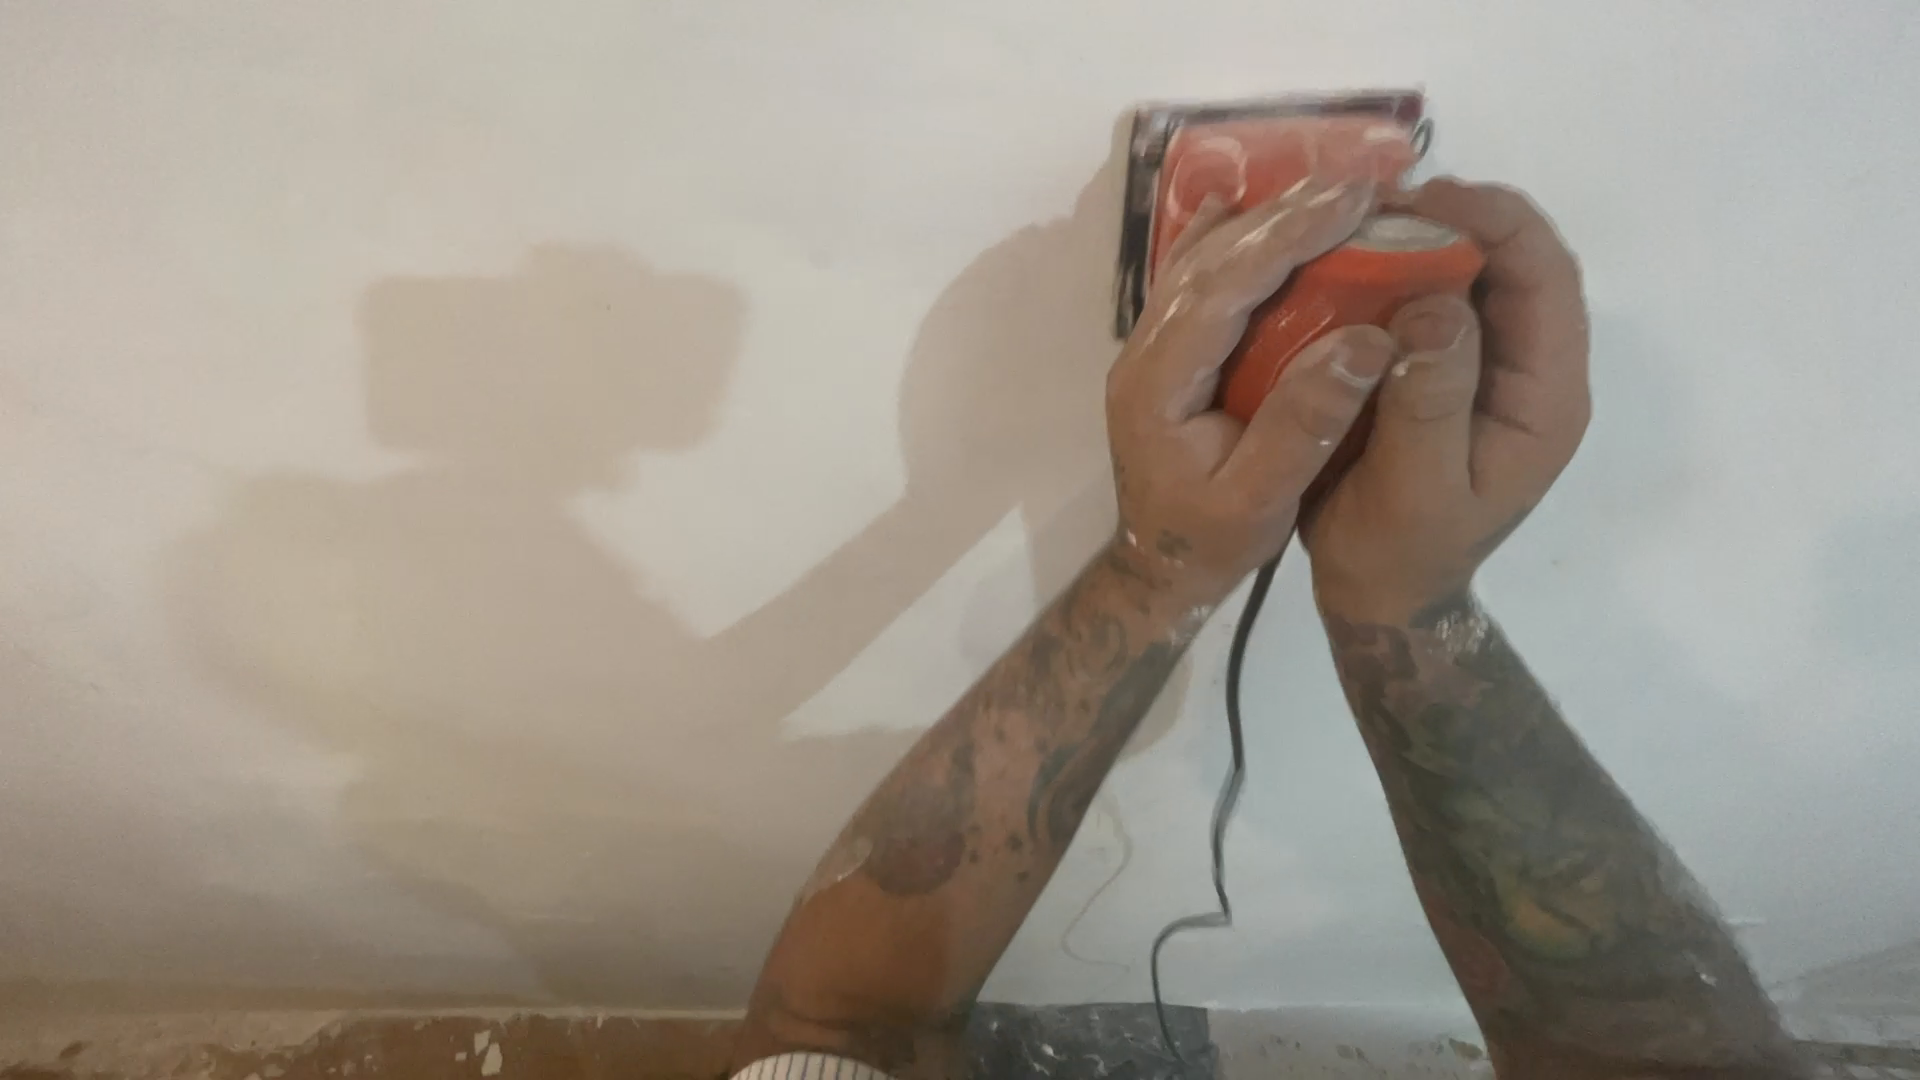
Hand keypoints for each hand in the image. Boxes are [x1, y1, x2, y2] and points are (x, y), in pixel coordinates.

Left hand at [1105, 177, 1400, 609]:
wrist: (1159, 562)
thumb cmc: (1208, 540)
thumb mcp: (1260, 501)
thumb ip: (1303, 426)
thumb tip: (1367, 343)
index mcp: (1156, 387)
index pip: (1218, 292)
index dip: (1283, 239)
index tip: (1352, 199)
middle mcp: (1141, 358)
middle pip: (1203, 266)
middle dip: (1278, 218)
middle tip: (1356, 182)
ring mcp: (1145, 355)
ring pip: (1193, 268)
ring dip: (1256, 224)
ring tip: (1325, 193)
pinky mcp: (1161, 359)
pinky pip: (1190, 286)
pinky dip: (1226, 246)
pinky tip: (1251, 217)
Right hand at [1302, 179, 1590, 622]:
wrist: (1378, 593)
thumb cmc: (1399, 552)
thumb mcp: (1416, 489)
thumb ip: (1431, 404)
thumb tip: (1432, 305)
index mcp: (1542, 397)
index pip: (1545, 280)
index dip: (1497, 224)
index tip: (1425, 198)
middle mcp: (1520, 373)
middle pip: (1509, 269)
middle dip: (1452, 223)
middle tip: (1373, 207)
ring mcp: (1475, 376)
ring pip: (1463, 286)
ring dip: (1415, 250)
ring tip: (1352, 231)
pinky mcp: (1432, 382)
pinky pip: (1420, 318)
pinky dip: (1386, 289)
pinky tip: (1339, 280)